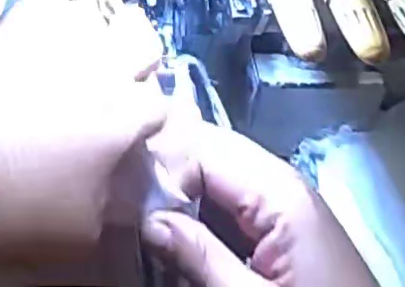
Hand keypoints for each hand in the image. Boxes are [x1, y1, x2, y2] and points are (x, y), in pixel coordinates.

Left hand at [0, 0, 167, 282]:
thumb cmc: (8, 214)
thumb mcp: (82, 231)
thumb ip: (124, 199)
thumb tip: (139, 175)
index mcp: (126, 114)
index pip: (162, 103)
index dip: (146, 119)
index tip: (128, 130)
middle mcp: (108, 62)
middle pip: (148, 42)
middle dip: (135, 64)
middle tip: (107, 85)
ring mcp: (69, 28)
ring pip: (109, 9)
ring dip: (100, 31)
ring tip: (76, 52)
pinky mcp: (31, 7)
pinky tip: (56, 13)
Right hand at [141, 119, 376, 286]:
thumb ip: (201, 257)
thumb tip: (149, 216)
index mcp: (276, 188)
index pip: (206, 147)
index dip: (163, 162)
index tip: (121, 183)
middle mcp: (279, 182)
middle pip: (212, 158)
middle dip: (169, 176)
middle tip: (124, 199)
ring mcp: (283, 204)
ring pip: (220, 182)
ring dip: (184, 198)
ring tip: (139, 215)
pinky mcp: (283, 229)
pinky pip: (235, 208)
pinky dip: (205, 219)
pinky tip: (175, 237)